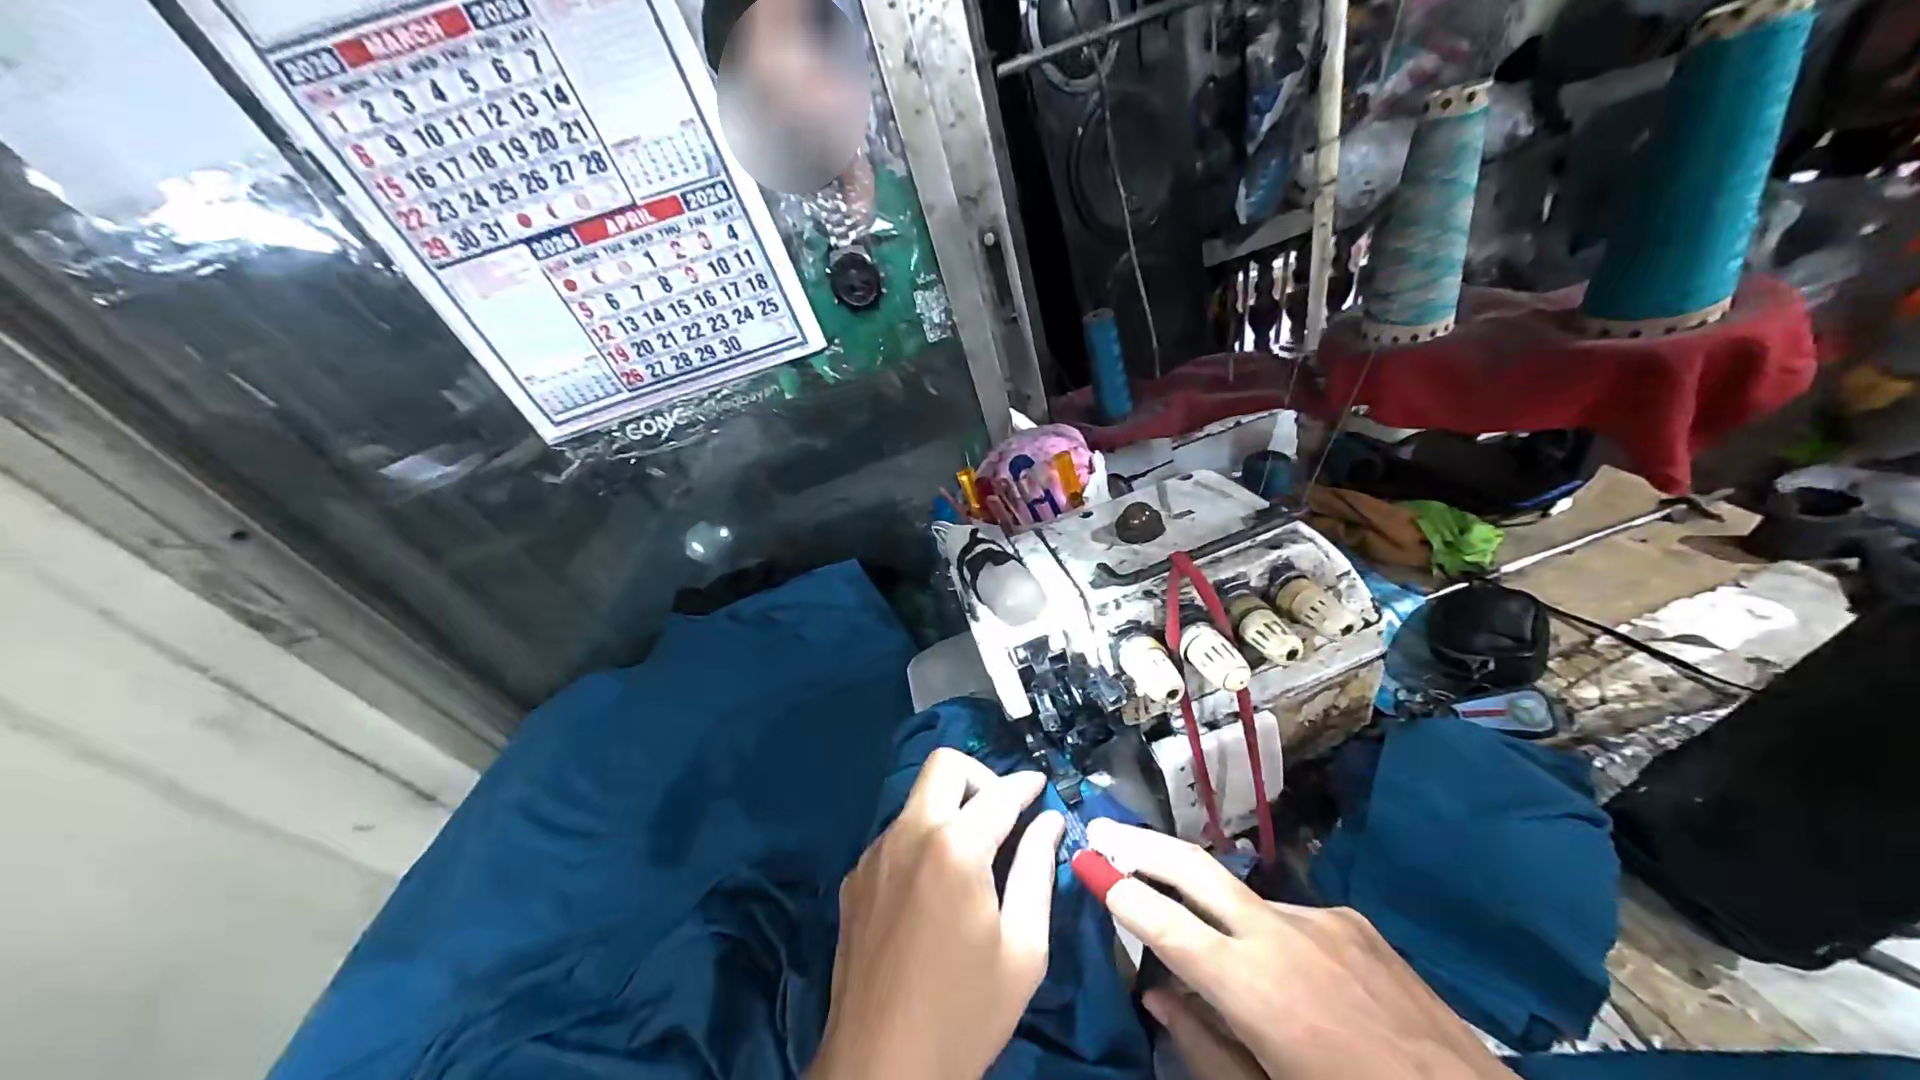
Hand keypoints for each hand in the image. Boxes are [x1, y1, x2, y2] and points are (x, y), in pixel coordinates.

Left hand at [808, 749, 1065, 1079]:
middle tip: (1004, 815)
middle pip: (944, 766)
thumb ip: (1036, 870)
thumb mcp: (1023, 948)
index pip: (999, 793)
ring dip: (950, 809)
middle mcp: (907, 834)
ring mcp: (874, 854)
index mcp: (954, 847)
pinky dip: (924, 839)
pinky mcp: (855, 878)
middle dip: (981, 777)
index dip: (1026, 785)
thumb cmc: (965, 1012)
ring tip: (975, 857)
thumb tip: (1049, 822)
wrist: (880, 1067)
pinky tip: (937, 888)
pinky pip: (896, 835)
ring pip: (918, 800)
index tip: (1041, 787)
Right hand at [1087, 820, 1512, 1079]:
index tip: (1084, 859)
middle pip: (1192, 867)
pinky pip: (1290, 917)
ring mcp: (1321, 918)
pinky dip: (1267, 934)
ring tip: (1209, 941)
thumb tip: (1156, 992)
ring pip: (1241, 897)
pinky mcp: (1353, 920)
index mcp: (1251, 988)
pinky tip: (1292, 975)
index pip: (1163, 922)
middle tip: (1101, 827)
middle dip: (1140, 843)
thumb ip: (1202, 1043)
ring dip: (1210, 905)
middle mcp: (1279, 933)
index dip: (1117, 888)